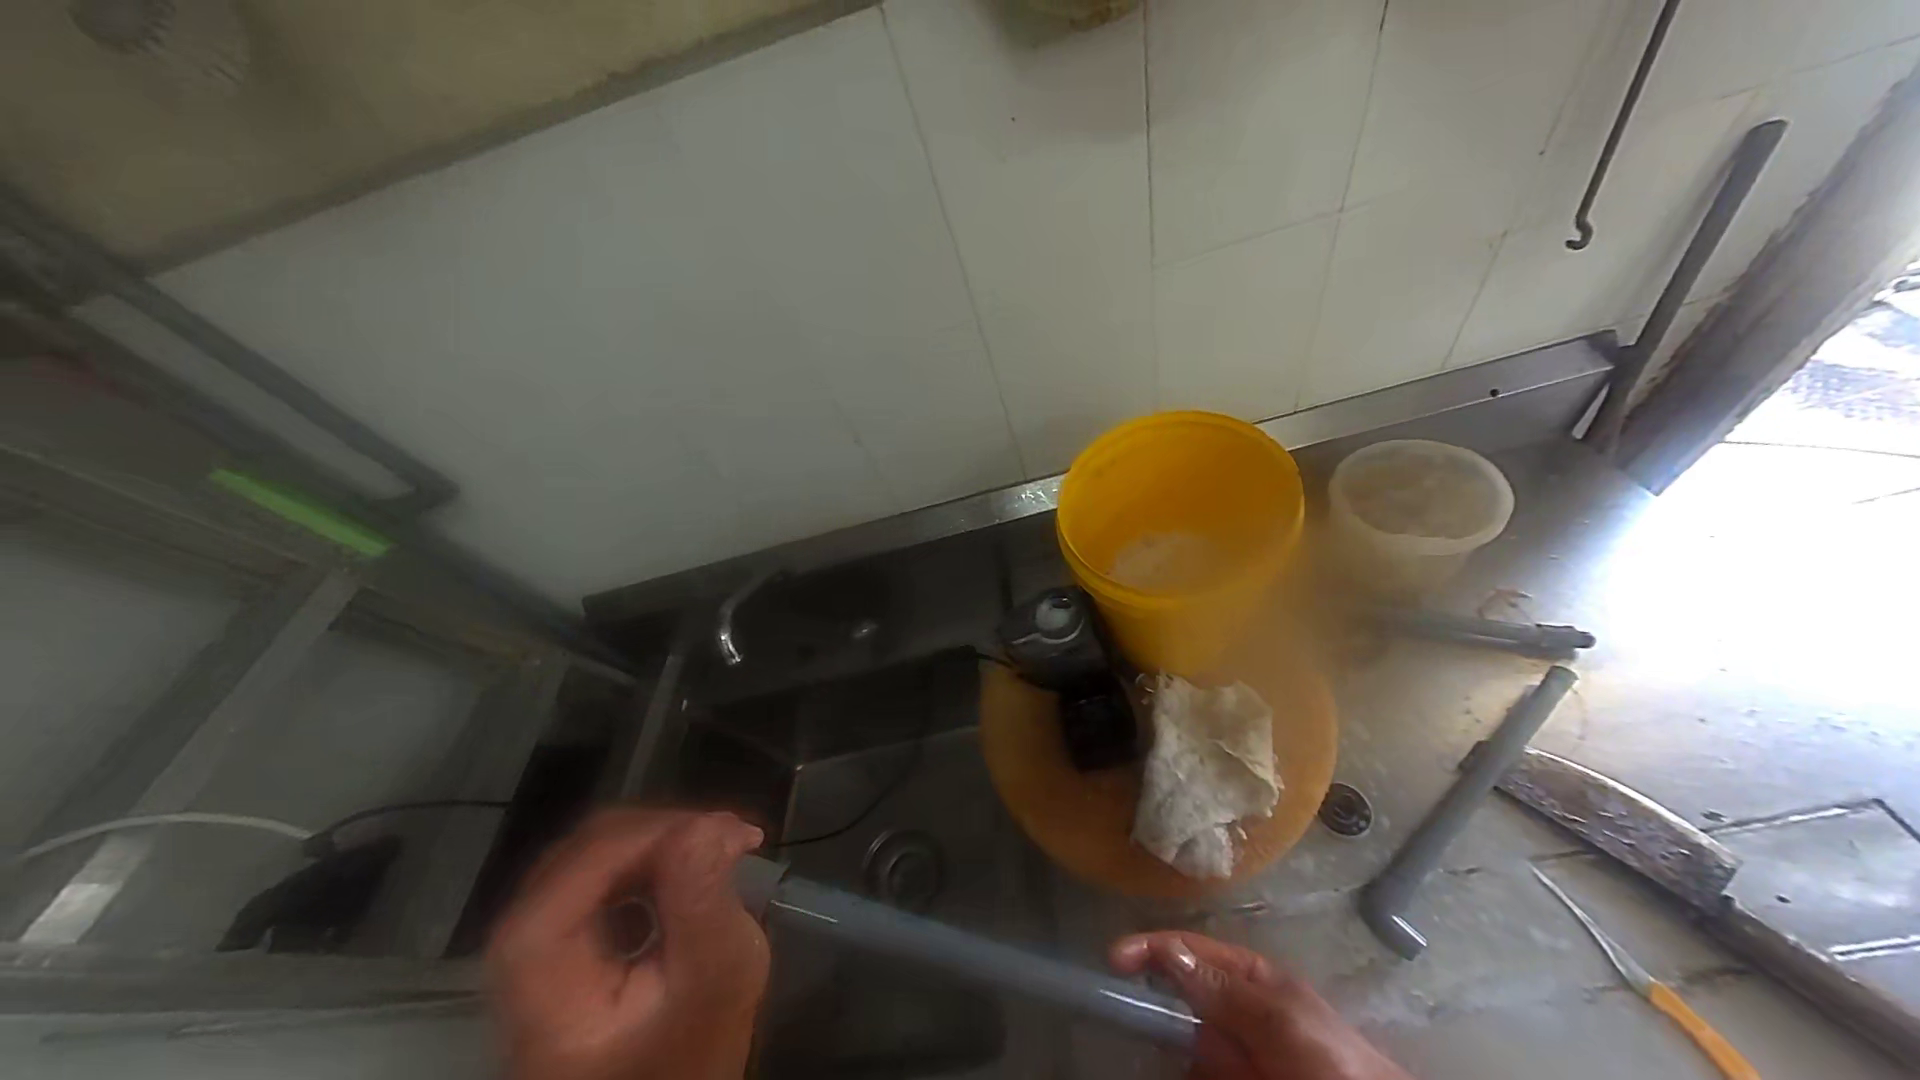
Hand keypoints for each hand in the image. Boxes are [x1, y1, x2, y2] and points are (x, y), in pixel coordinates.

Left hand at [489, 809, 768, 1079]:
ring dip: (662, 841)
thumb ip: (703, 900)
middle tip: (730, 834)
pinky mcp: (560, 945)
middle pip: (580, 855)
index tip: (724, 829)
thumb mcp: (715, 984)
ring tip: (722, 845)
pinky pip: (600, 877)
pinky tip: (693, 868)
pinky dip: (652, 861)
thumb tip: (705, 822)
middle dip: (662, 831)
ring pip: (592, 856)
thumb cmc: (692, 1058)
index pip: (577, 875)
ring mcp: (536, 948)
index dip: (648, 836)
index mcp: (540, 979)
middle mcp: (517, 955)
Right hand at [1110, 932, 1412, 1079]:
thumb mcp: (1283, 1023)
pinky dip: (1190, 1070)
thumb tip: (1167, 950)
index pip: (1188, 951)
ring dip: (1175, 1054)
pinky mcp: (1230, 1078)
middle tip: (1148, 1029)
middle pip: (1177, 1002)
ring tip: (1225, 1066)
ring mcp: (1235, 1055)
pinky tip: (1199, 1071)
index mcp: (1248, 979)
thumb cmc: (1339, 1068)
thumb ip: (1225, 989)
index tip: (1113, 960)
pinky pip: (1196, 1071)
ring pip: (1183, 1046)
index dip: (1149, 948)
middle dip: (1155, 1014)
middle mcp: (1235, 1013)